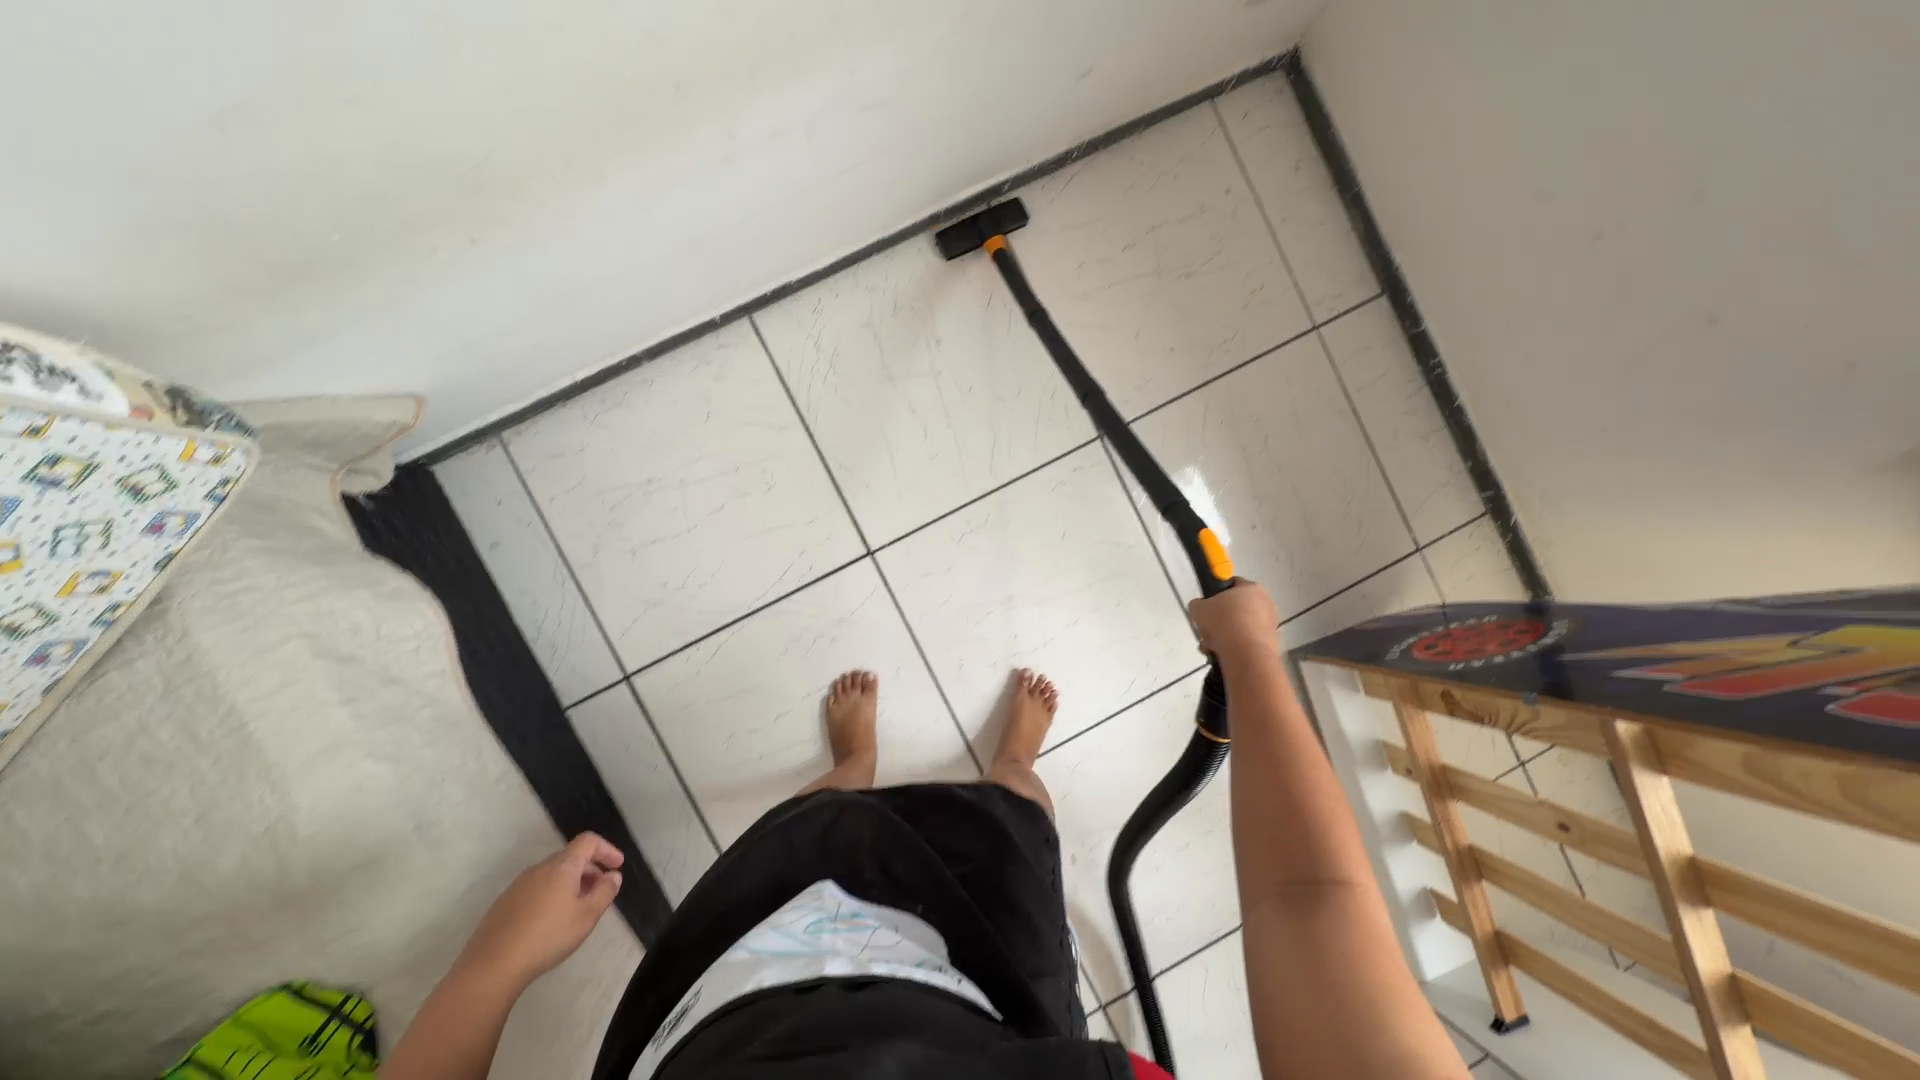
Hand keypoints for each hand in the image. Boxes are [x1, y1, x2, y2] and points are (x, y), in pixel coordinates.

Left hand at [457, 832, 623, 990]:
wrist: (492, 965)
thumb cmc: (548, 937)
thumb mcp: (587, 916)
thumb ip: (605, 892)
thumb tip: (613, 876)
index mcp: (561, 867)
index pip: (588, 841)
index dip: (607, 849)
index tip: (617, 866)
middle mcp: (539, 869)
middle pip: (570, 857)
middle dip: (590, 869)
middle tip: (600, 891)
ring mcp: (518, 885)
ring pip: (552, 874)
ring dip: (571, 883)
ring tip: (577, 908)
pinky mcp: (504, 903)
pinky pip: (536, 888)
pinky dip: (552, 894)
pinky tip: (550, 921)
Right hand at [1188, 579, 1281, 664]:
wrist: (1246, 653)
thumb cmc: (1224, 622)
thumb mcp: (1199, 608)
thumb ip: (1198, 605)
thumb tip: (1200, 609)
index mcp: (1252, 588)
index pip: (1232, 585)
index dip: (1217, 595)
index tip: (1208, 607)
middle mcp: (1266, 603)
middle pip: (1236, 609)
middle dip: (1220, 621)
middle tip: (1208, 629)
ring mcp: (1270, 624)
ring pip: (1240, 628)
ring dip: (1224, 637)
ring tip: (1211, 646)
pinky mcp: (1271, 644)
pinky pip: (1247, 643)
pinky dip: (1235, 648)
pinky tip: (1222, 654)